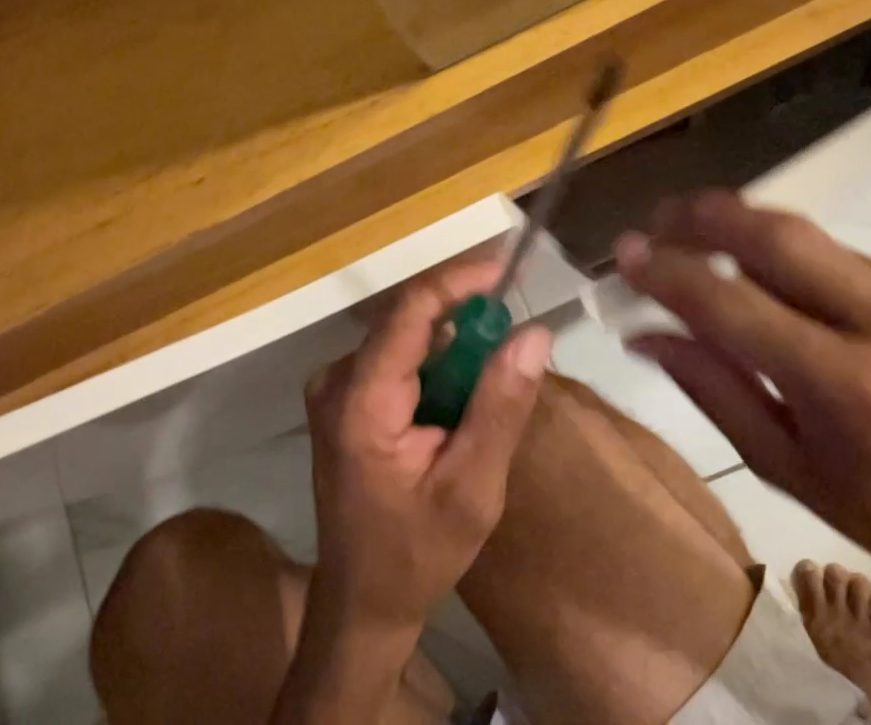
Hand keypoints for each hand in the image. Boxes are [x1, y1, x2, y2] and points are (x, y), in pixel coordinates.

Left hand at [305, 260, 553, 630]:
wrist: (362, 601)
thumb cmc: (417, 552)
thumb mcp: (472, 487)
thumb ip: (500, 407)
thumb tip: (534, 334)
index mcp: (360, 400)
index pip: (410, 311)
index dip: (460, 280)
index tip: (510, 269)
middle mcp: (338, 381)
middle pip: (409, 320)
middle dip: (467, 319)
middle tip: (517, 334)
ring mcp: (337, 390)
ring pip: (408, 339)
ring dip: (456, 348)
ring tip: (494, 380)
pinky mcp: (346, 402)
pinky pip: (399, 361)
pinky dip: (438, 368)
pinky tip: (462, 403)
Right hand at [616, 191, 870, 642]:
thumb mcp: (787, 469)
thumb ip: (713, 389)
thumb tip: (646, 334)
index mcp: (851, 389)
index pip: (734, 306)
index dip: (669, 273)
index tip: (624, 254)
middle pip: (780, 237)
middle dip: (705, 216)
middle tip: (656, 219)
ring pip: (811, 238)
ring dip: (744, 233)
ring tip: (695, 241)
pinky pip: (845, 259)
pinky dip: (796, 264)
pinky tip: (777, 288)